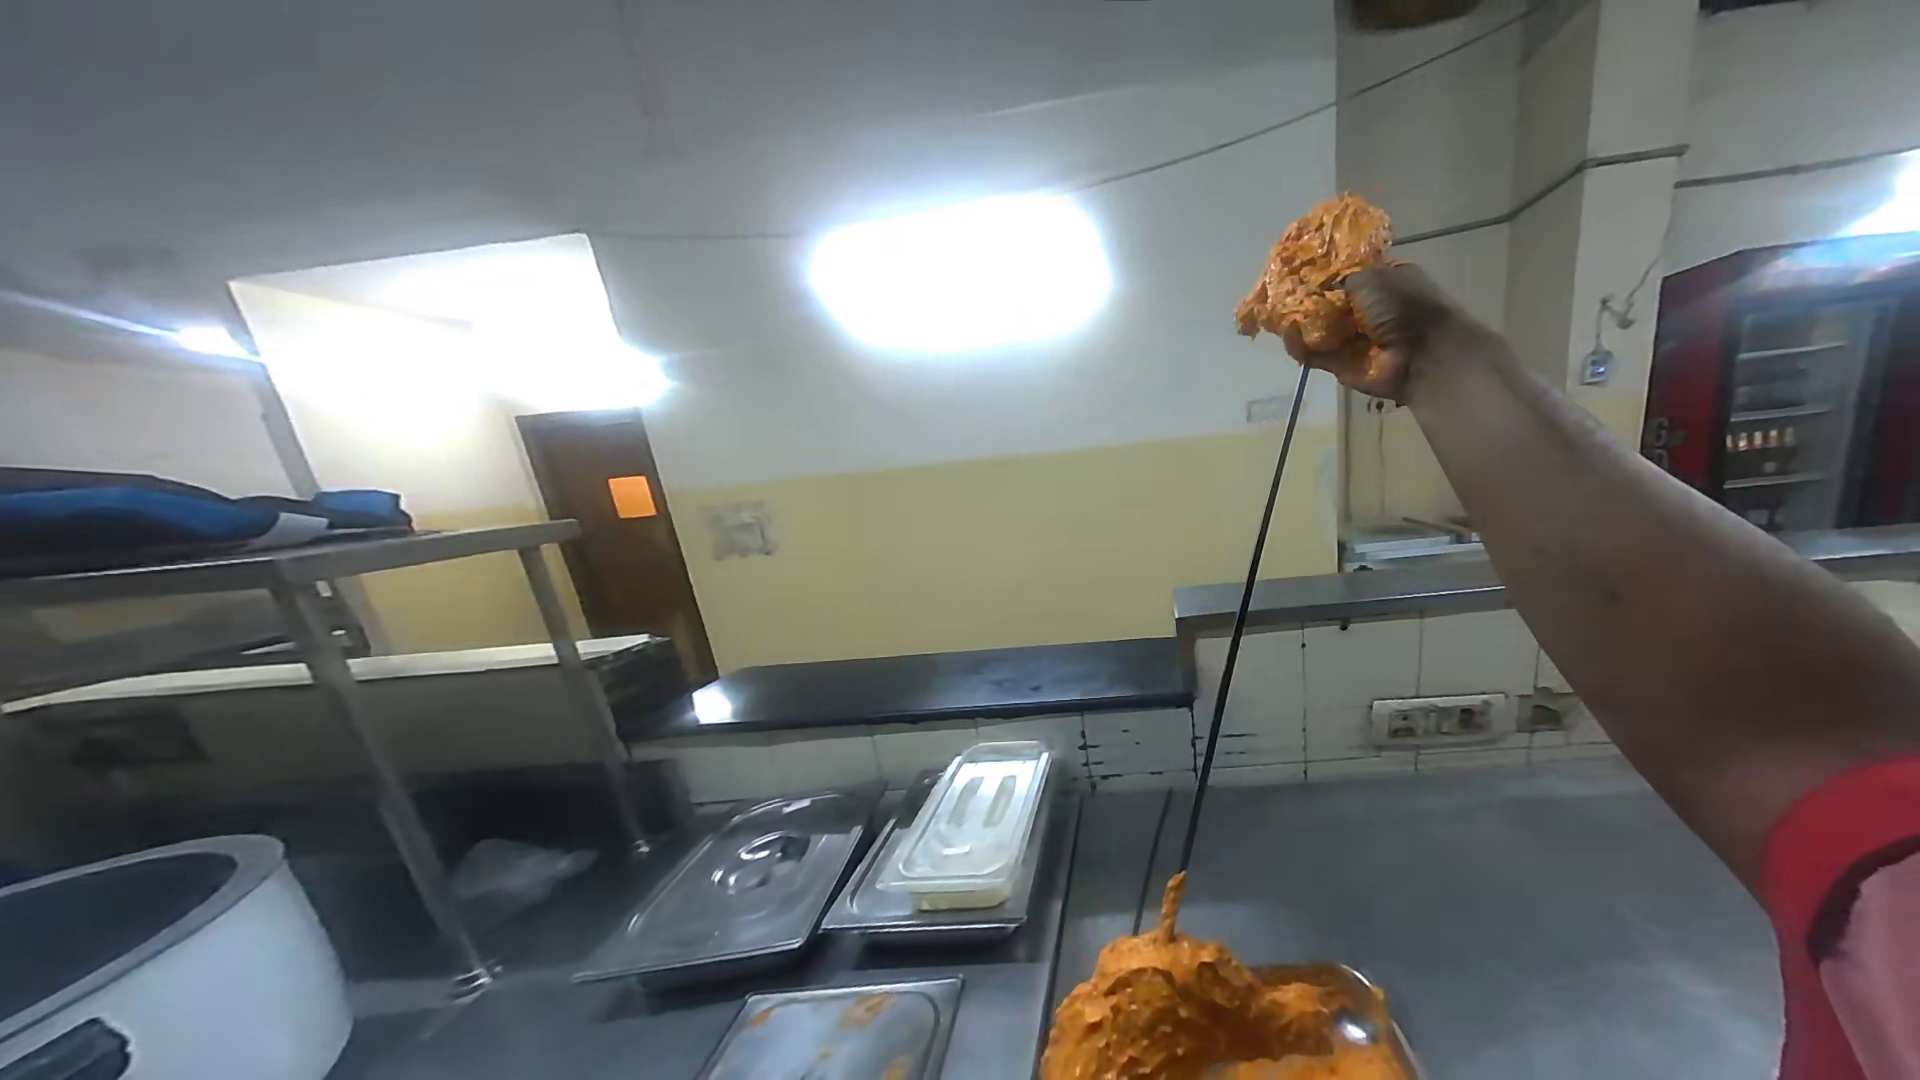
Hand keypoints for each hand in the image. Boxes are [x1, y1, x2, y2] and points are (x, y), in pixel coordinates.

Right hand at [1280, 263, 1479, 403]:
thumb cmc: (1404, 306)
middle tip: (1279, 295)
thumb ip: (1341, 279)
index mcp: (1381, 284)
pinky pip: (1313, 354)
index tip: (1297, 272)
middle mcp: (1366, 311)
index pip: (1345, 277)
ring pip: (1315, 330)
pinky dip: (1299, 346)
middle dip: (1304, 301)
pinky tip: (1287, 335)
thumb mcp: (1373, 277)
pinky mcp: (1339, 363)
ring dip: (1298, 324)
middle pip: (1325, 305)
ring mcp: (1351, 339)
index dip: (1322, 276)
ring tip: (1276, 315)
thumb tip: (1316, 286)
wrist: (1422, 354)